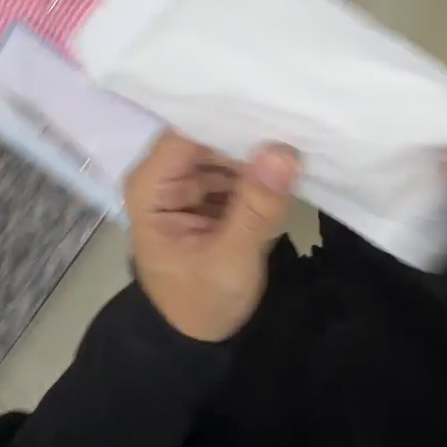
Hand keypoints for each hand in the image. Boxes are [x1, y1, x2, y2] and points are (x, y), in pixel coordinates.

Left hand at [123, 131, 300, 341]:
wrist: (198, 338)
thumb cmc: (202, 303)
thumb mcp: (231, 261)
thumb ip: (256, 207)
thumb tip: (282, 151)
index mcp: (150, 188)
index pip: (187, 132)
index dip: (226, 119)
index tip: (270, 108)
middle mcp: (162, 176)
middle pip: (205, 133)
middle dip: (246, 129)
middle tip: (294, 116)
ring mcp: (184, 181)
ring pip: (222, 145)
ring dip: (255, 144)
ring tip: (296, 130)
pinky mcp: (206, 190)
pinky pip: (232, 162)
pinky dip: (257, 162)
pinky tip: (287, 156)